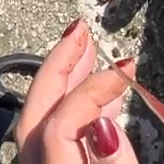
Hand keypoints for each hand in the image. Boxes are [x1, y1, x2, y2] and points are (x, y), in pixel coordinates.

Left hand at [14, 20, 138, 163]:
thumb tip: (104, 126)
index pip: (59, 124)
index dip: (93, 90)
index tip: (125, 71)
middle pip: (37, 111)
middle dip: (59, 63)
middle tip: (82, 30)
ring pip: (41, 118)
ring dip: (67, 78)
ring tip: (89, 49)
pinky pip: (52, 134)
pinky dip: (75, 105)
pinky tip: (100, 96)